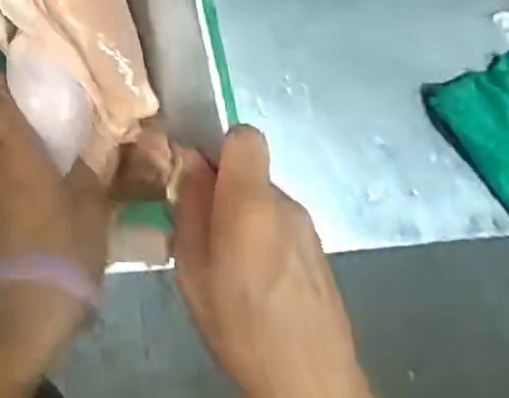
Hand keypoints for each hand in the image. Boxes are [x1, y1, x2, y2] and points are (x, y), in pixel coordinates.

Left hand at [0, 74, 113, 357]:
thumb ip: (93, 165)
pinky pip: (6, 177)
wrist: (29, 311)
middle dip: (20, 110)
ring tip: (59, 138)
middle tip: (53, 103)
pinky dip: (23, 167)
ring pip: (2, 153)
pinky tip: (52, 177)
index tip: (18, 69)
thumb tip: (100, 141)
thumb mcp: (92, 201)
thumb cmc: (64, 245)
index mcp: (19, 153)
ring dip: (23, 141)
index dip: (1, 81)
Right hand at [172, 126, 371, 397]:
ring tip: (229, 265)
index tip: (198, 174)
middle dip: (223, 187)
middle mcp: (285, 202)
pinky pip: (280, 224)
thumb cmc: (241, 324)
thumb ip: (190, 206)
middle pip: (250, 170)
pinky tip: (256, 282)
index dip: (220, 144)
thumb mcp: (194, 267)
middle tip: (203, 229)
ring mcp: (307, 225)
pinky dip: (264, 238)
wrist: (310, 383)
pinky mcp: (318, 250)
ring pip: (264, 199)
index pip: (244, 135)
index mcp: (252, 199)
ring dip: (243, 217)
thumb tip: (190, 161)